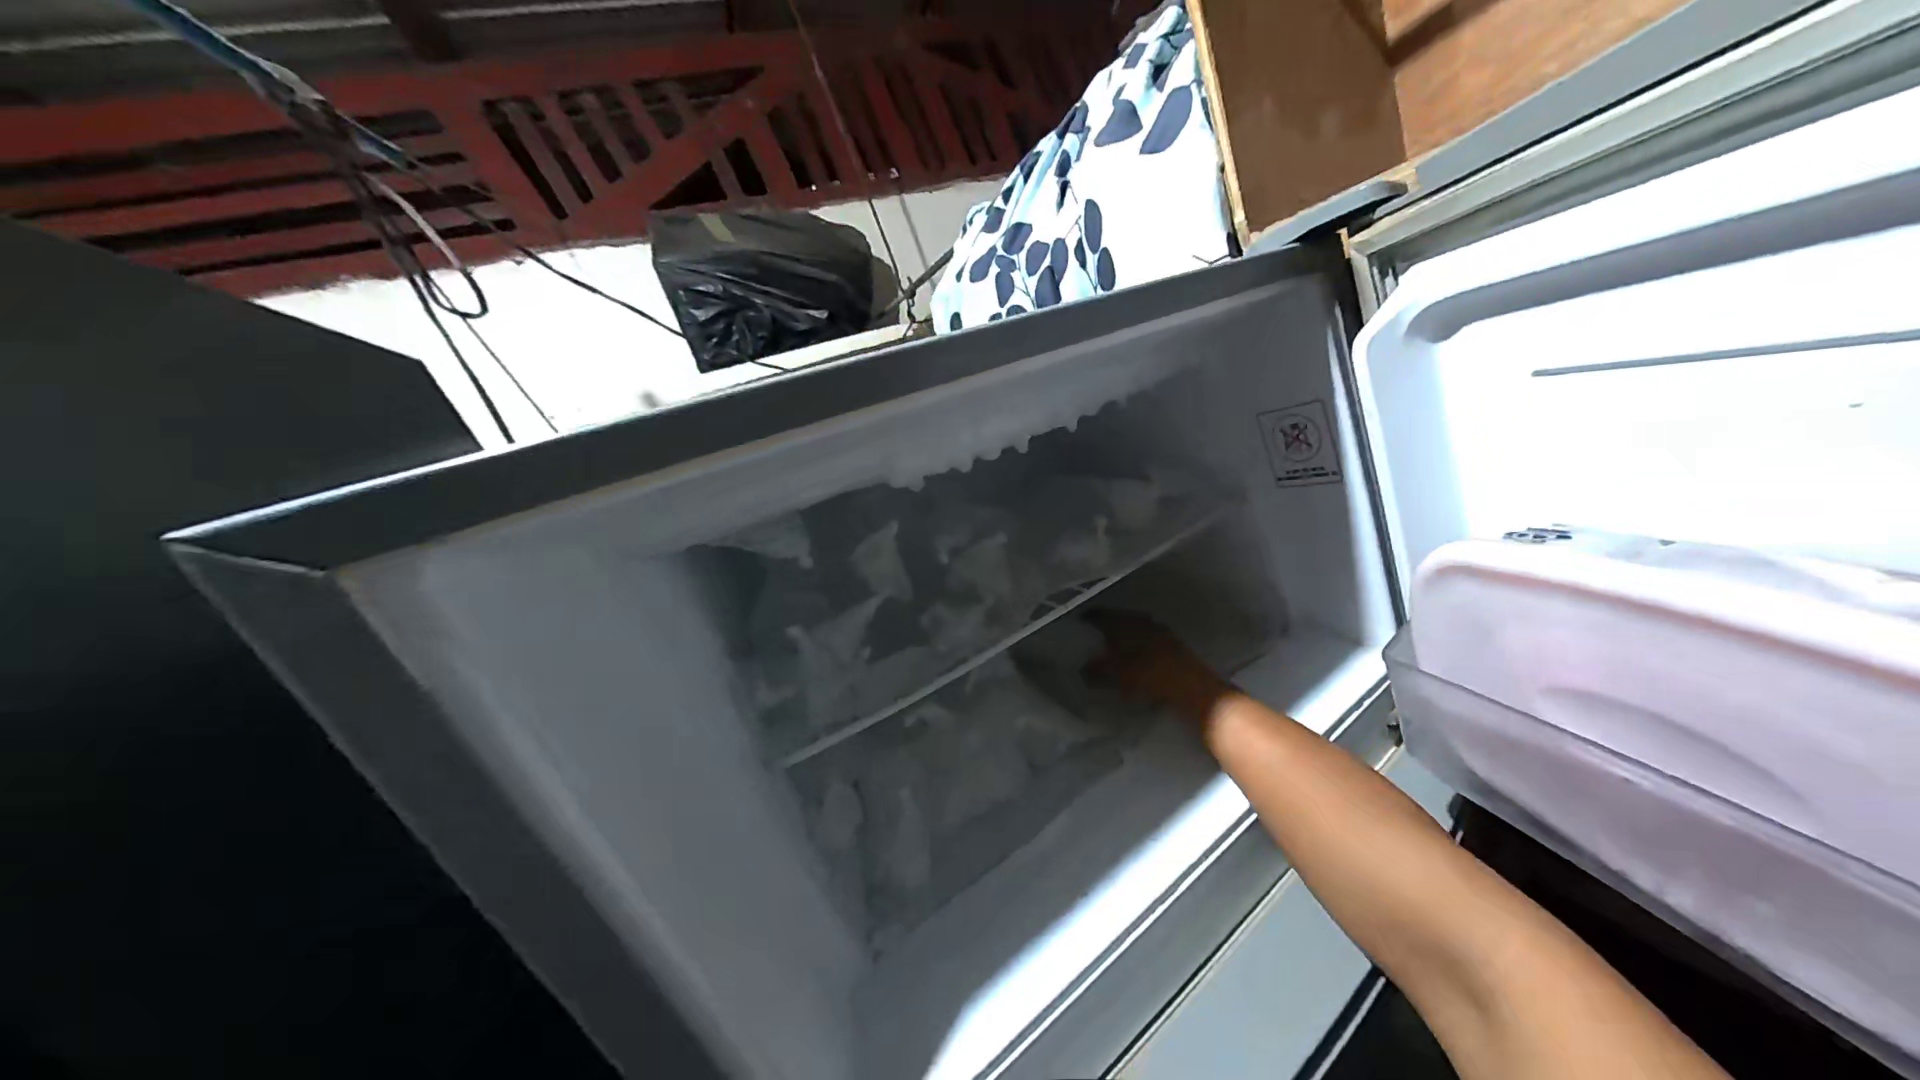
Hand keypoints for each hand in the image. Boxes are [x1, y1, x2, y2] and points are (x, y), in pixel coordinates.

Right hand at [1084, 609, 1233, 721]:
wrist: (1190, 686)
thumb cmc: (1146, 677)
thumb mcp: (1115, 677)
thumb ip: (1095, 671)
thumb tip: (1082, 669)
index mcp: (1124, 623)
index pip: (1102, 615)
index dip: (1090, 618)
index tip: (1081, 621)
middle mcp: (1142, 620)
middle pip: (1120, 618)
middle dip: (1108, 625)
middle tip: (1096, 634)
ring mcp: (1160, 630)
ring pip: (1137, 627)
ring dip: (1126, 633)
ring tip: (1115, 645)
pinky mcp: (1174, 643)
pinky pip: (1149, 637)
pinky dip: (1140, 642)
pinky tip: (1137, 654)